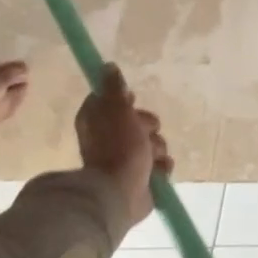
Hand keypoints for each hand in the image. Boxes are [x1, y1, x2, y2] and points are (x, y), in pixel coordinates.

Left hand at [74, 64, 171, 225]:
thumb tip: (108, 66)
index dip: (125, 100)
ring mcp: (126, 159)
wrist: (120, 191)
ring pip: (153, 143)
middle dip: (148, 126)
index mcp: (96, 120)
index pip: (112, 101)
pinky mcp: (142, 178)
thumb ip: (113, 87)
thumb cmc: (116, 146)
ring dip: (157, 148)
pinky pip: (160, 165)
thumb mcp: (115, 108)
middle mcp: (109, 138)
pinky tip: (157, 172)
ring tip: (150, 158)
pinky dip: (161, 168)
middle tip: (145, 133)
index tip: (131, 100)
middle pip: (139, 121)